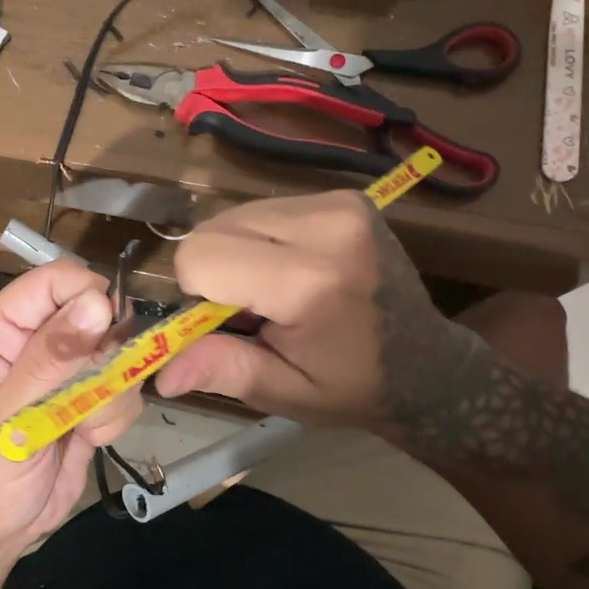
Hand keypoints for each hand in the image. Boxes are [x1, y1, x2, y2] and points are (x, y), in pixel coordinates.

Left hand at [0, 260, 142, 553]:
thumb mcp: (9, 421)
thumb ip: (50, 362)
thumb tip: (97, 303)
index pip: (53, 282)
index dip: (88, 299)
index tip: (106, 340)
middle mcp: (32, 341)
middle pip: (97, 314)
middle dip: (105, 358)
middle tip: (87, 399)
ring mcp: (64, 370)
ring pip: (119, 354)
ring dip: (111, 394)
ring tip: (79, 428)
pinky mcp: (89, 399)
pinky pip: (125, 389)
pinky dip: (115, 418)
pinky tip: (87, 440)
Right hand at [153, 191, 479, 428]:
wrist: (427, 364)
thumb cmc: (351, 386)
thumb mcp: (286, 392)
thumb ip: (224, 370)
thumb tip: (160, 374)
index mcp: (310, 282)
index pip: (201, 256)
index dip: (196, 293)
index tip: (227, 324)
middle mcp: (326, 226)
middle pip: (212, 230)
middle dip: (214, 271)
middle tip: (253, 312)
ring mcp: (338, 204)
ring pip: (233, 215)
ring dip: (235, 253)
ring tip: (274, 292)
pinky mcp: (342, 196)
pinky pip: (262, 209)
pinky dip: (259, 240)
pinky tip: (290, 270)